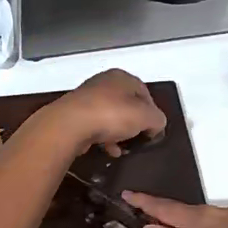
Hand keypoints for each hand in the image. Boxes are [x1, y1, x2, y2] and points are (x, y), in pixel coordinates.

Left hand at [34, 69, 166, 156]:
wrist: (70, 124)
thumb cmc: (112, 114)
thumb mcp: (146, 117)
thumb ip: (157, 119)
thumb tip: (156, 124)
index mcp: (121, 77)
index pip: (144, 92)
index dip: (152, 111)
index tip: (153, 129)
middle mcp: (102, 83)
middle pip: (125, 105)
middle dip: (133, 124)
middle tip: (138, 139)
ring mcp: (85, 99)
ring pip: (109, 117)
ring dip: (117, 134)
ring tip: (122, 149)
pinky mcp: (73, 115)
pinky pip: (94, 127)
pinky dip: (103, 138)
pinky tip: (107, 150)